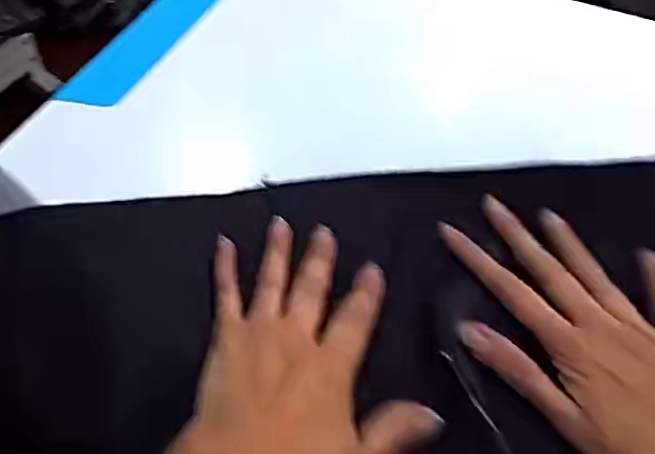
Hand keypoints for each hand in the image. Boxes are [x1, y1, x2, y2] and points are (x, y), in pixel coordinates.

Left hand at [171, 218, 443, 453]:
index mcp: (329, 367)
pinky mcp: (226, 337)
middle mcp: (296, 339)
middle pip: (311, 290)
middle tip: (324, 232)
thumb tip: (430, 412)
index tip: (372, 268)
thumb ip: (392, 429)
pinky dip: (224, 266)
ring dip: (277, 251)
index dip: (365, 294)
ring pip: (271, 281)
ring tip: (280, 224)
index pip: (354, 321)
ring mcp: (259, 332)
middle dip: (319, 259)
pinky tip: (223, 243)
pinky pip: (226, 294)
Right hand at [440, 197, 654, 453]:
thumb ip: (521, 373)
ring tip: (549, 215)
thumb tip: (470, 329)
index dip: (478, 259)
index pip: (513, 292)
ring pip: (598, 278)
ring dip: (570, 246)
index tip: (452, 231)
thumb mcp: (571, 426)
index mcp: (572, 346)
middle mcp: (602, 326)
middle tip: (494, 204)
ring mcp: (644, 330)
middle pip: (550, 272)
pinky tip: (650, 257)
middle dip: (517, 236)